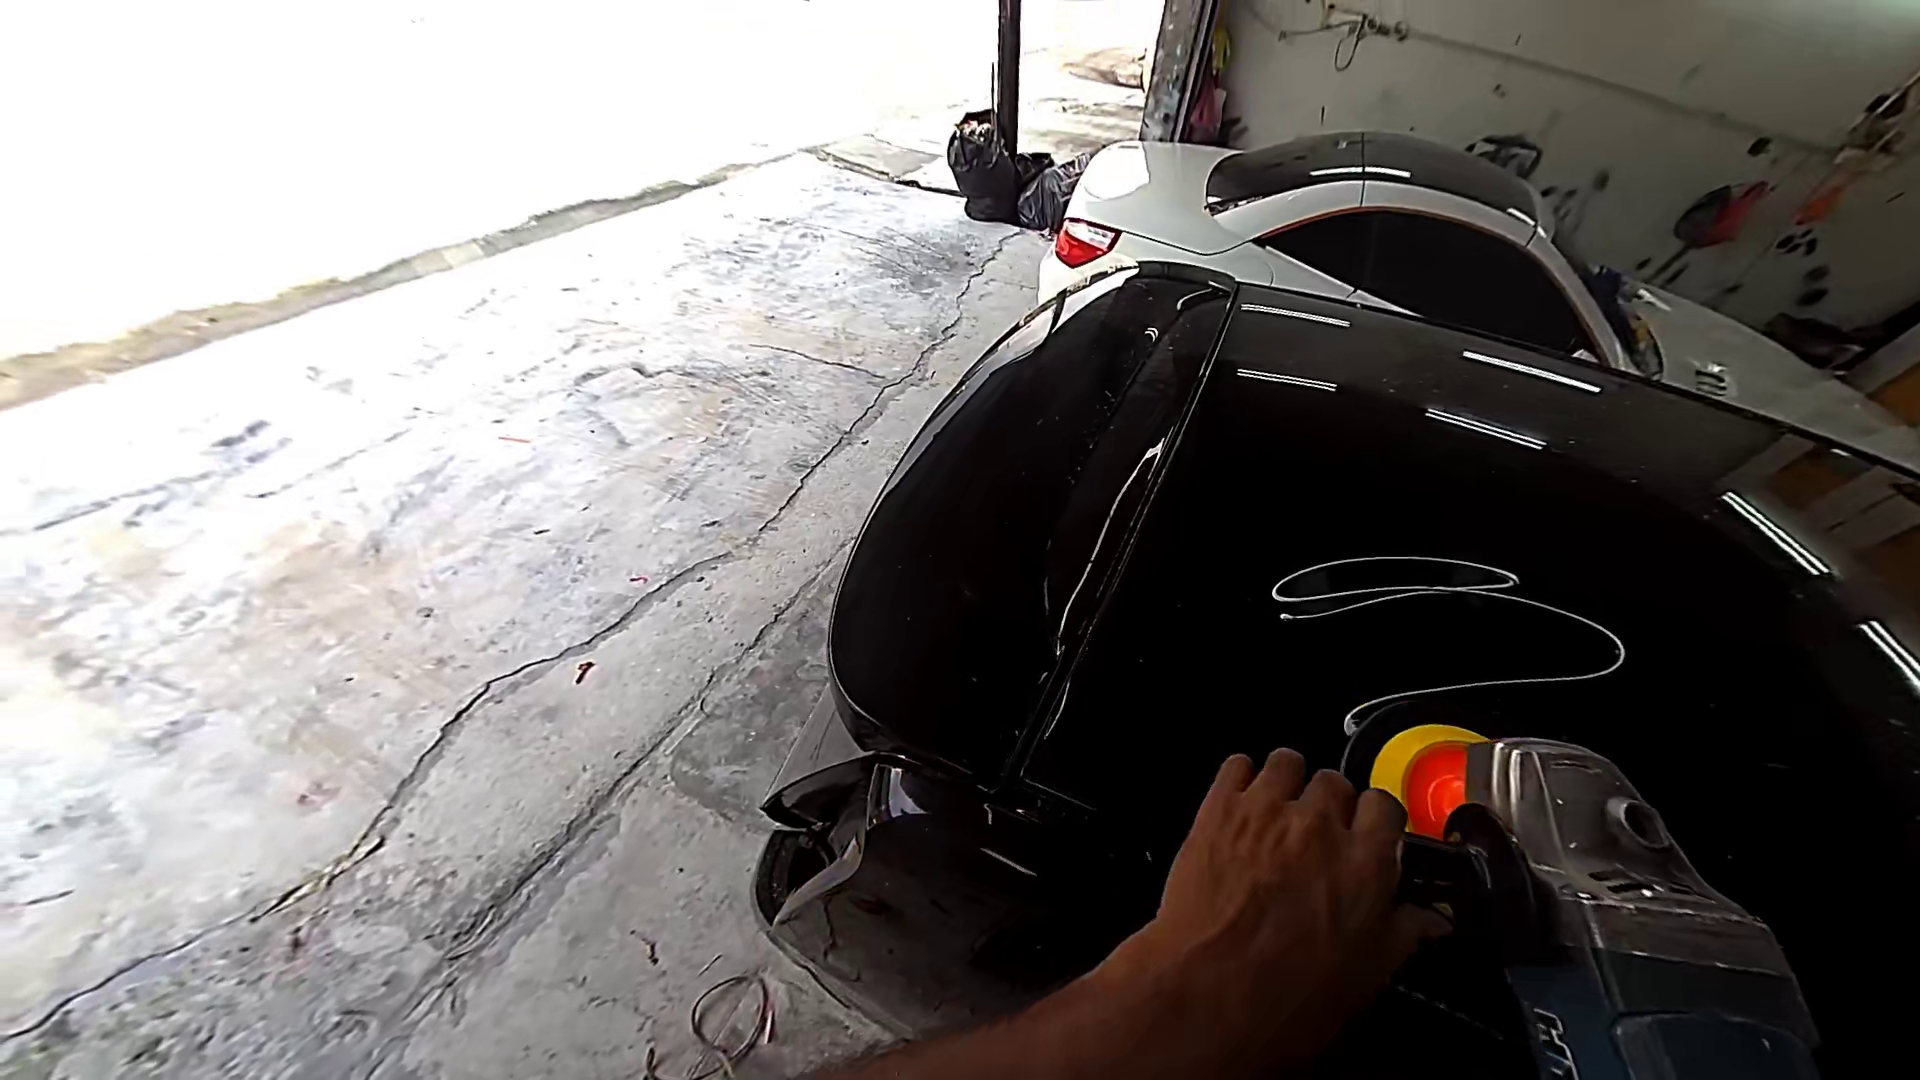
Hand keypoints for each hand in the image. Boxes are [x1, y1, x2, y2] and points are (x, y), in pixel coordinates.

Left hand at [1087, 749, 1449, 1077]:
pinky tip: (1240, 797)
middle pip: (1334, 781)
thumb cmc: (1289, 994)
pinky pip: (1236, 764)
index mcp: (1364, 865)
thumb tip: (1429, 917)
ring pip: (1286, 760)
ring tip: (1279, 805)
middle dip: (1330, 801)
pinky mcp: (1219, 805)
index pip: (1386, 805)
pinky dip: (1241, 775)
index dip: (1377, 816)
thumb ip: (1401, 932)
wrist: (1211, 983)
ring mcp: (1265, 809)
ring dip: (1288, 779)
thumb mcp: (1366, 975)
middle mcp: (1317, 826)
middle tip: (1317, 827)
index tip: (1367, 828)